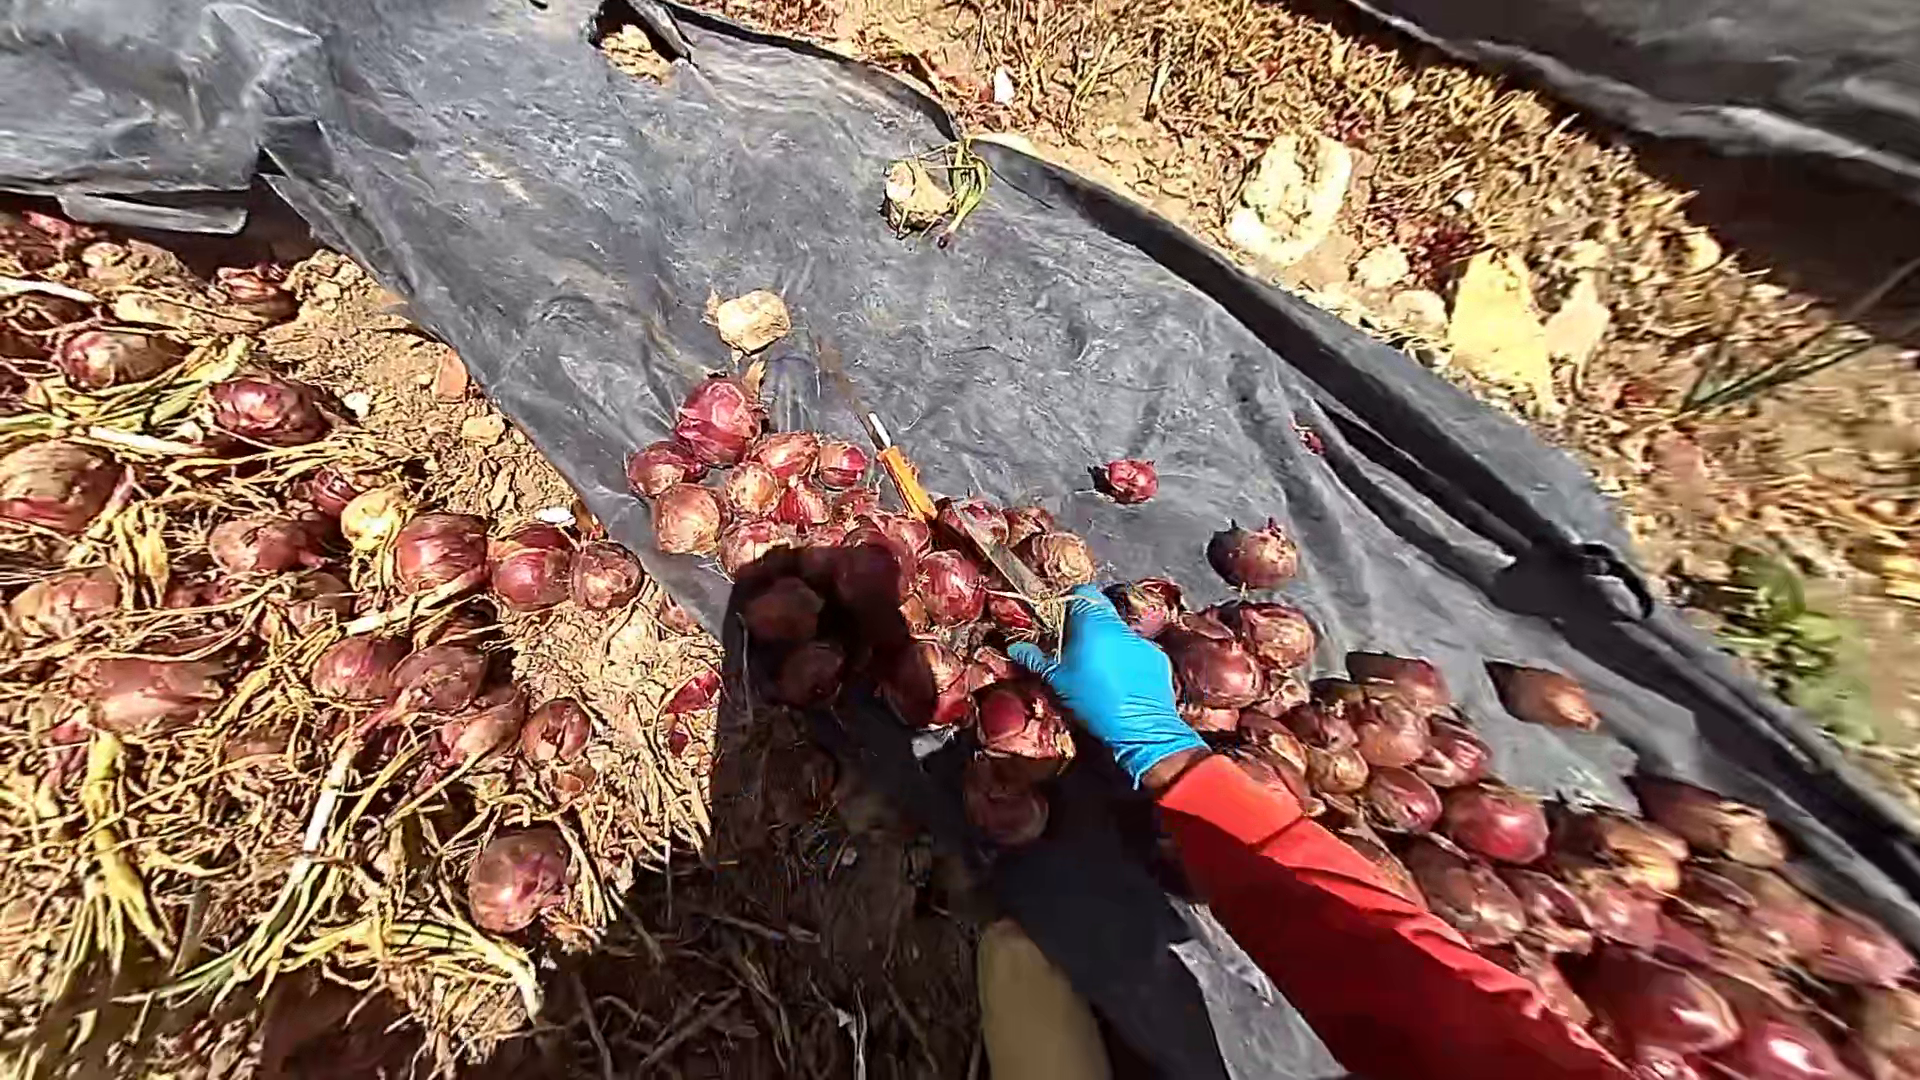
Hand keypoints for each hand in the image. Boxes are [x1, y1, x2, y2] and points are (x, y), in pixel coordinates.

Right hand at [1010, 584, 1205, 787]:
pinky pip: (1137, 650)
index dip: (1068, 602)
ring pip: (1118, 631)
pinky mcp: (1158, 659)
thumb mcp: (1056, 681)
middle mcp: (1119, 625)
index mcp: (1092, 622)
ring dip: (1106, 642)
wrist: (1141, 731)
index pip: (1081, 592)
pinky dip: (1126, 659)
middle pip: (1100, 611)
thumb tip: (1016, 648)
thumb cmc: (1092, 701)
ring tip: (1095, 667)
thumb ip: (1035, 659)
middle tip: (1072, 646)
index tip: (1059, 622)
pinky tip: (1119, 680)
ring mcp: (1141, 641)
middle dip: (1085, 624)